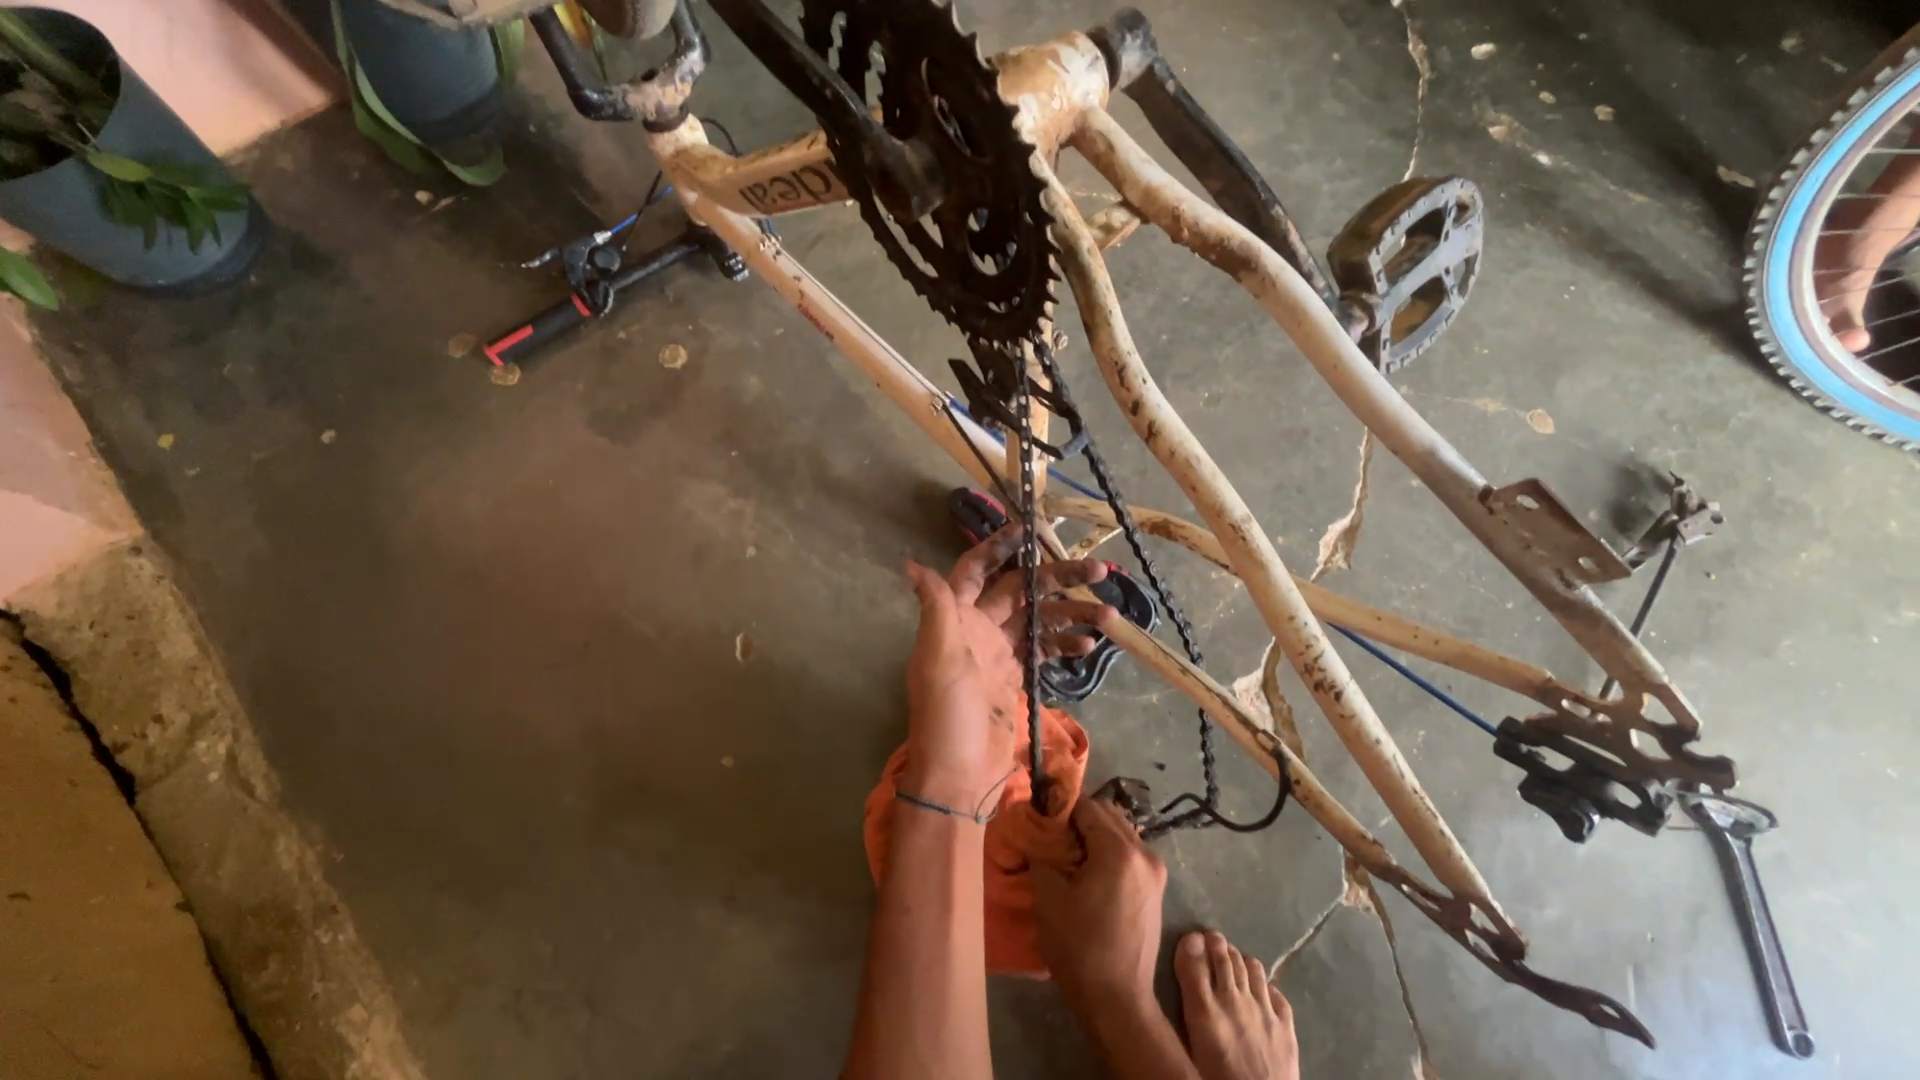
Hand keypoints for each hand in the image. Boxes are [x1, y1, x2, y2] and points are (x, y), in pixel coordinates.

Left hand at [901, 525, 1112, 812]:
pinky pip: (1044, 650)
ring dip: (1071, 614)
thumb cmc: (947, 712)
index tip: (1030, 529)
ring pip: (1039, 619)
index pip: (976, 569)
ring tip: (1108, 615)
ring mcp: (998, 654)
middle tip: (1098, 570)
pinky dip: (1064, 644)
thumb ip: (935, 607)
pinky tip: (1089, 645)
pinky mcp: (1016, 678)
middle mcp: (977, 629)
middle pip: (1020, 590)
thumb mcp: (937, 657)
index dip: (998, 546)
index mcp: (956, 618)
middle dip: (1056, 578)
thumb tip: (910, 564)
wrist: (959, 774)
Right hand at [1032, 796, 1167, 1007]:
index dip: (1061, 810)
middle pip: (1108, 816)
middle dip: (1079, 821)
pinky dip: (1108, 853)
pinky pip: (1129, 853)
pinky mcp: (1156, 888)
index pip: (1087, 807)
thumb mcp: (1049, 898)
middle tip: (1052, 839)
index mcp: (1120, 852)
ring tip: (1069, 859)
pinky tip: (1088, 875)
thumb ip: (1043, 855)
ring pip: (1120, 833)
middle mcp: (1145, 854)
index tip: (1040, 821)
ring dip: (1095, 836)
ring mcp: (1155, 871)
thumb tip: (1037, 835)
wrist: (1117, 999)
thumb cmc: (1079, 947)